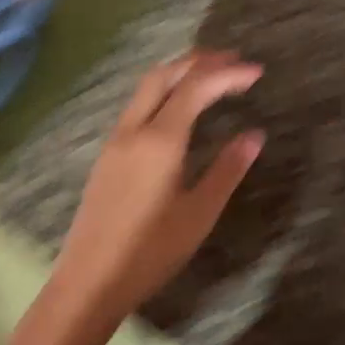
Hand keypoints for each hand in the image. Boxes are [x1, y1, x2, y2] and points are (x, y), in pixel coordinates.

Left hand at [53, 50, 264, 309]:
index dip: (229, 73)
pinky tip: (180, 108)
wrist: (87, 285)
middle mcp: (134, 130)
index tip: (257, 72)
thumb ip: (228, 169)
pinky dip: (165, 90)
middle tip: (233, 59)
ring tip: (211, 75)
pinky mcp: (108, 156)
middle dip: (200, 60)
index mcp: (160, 140)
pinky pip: (139, 104)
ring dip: (180, 72)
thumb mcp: (199, 213)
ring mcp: (116, 141)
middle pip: (165, 74)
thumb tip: (254, 135)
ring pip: (147, 87)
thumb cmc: (149, 251)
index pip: (197, 86)